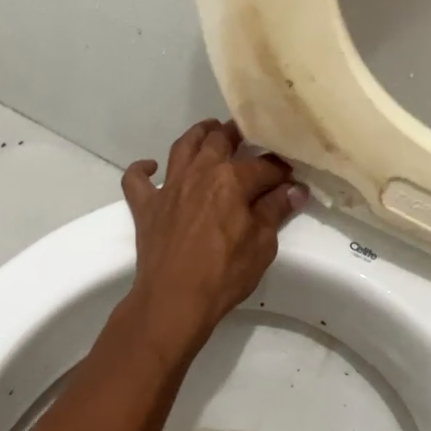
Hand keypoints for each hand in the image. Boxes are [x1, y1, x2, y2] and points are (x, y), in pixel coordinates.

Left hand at [119, 120, 306, 342]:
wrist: (174, 299)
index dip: (279, 168)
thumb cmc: (224, 274)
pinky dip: (142, 169)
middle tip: (245, 134)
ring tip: (208, 131)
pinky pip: (136, 179)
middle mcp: (199, 173)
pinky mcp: (145, 206)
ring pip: (181, 147)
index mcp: (231, 180)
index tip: (289, 174)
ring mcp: (169, 187)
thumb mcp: (262, 244)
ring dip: (197, 135)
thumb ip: (275, 211)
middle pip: (218, 141)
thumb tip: (294, 190)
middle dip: (235, 134)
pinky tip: (151, 167)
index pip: (262, 166)